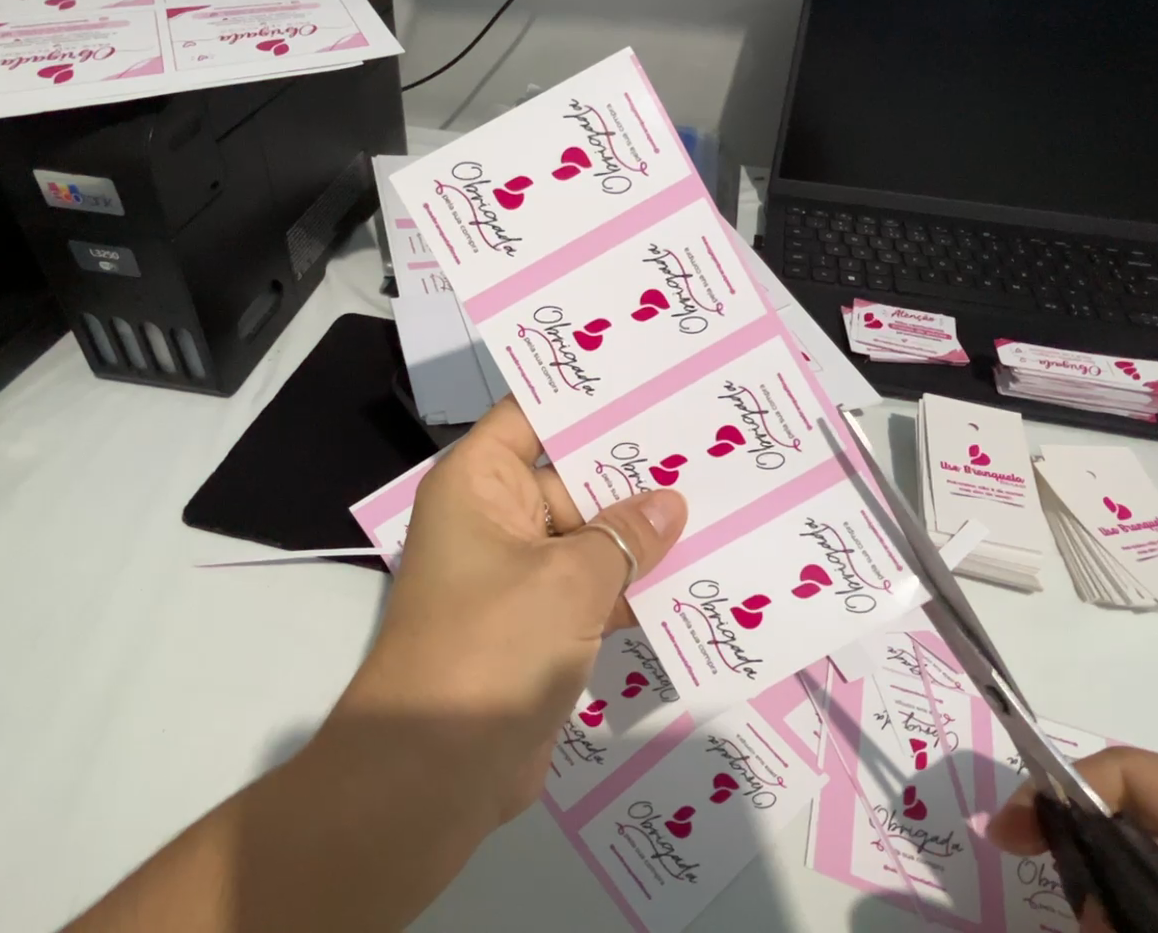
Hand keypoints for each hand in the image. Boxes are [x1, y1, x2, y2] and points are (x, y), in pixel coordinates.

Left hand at [329, 398, 687, 822]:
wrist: (436, 773)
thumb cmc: (491, 648)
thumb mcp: (566, 581)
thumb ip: (624, 537)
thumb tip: (670, 504)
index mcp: (480, 485)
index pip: (533, 417)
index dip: (588, 400)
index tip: (653, 384)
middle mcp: (496, 520)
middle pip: (571, 477)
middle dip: (634, 471)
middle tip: (711, 448)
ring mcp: (519, 575)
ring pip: (589, 537)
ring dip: (643, 534)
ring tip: (722, 502)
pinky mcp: (540, 624)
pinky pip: (593, 588)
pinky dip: (634, 586)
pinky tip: (698, 575)